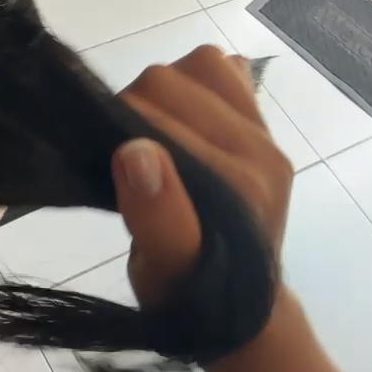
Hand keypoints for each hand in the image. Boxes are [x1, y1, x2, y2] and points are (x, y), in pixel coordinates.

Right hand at [112, 46, 293, 308]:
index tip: (107, 164)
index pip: (155, 108)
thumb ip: (156, 215)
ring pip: (201, 64)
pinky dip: (194, 82)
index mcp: (241, 175)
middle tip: (124, 154)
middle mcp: (261, 144)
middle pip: (171, 78)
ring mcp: (264, 131)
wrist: (234, 307)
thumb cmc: (187, 291)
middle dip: (133, 106)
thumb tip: (133, 150)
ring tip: (150, 134)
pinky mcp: (258, 125)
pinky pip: (226, 72)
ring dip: (162, 91)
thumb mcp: (163, 268)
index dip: (115, 125)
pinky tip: (180, 119)